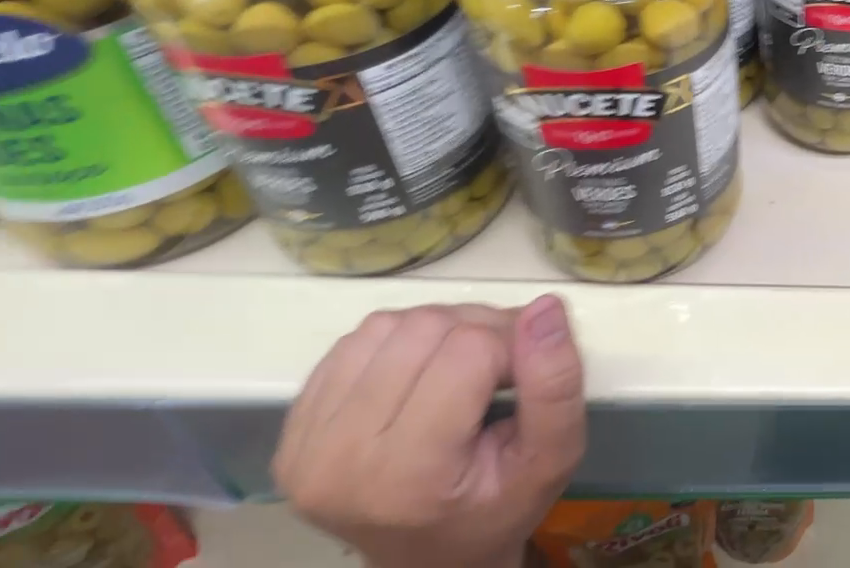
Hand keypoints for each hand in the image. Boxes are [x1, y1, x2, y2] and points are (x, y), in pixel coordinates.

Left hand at [274, 295, 585, 567]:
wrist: (436, 560)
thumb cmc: (503, 507)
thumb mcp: (556, 456)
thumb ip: (557, 384)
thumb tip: (544, 308)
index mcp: (408, 475)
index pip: (470, 350)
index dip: (514, 345)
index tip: (526, 376)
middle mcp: (339, 460)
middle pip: (426, 328)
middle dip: (480, 330)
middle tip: (502, 367)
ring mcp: (305, 446)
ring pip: (389, 325)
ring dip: (440, 330)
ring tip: (464, 368)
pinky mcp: (292, 432)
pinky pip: (355, 341)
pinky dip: (400, 342)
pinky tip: (421, 375)